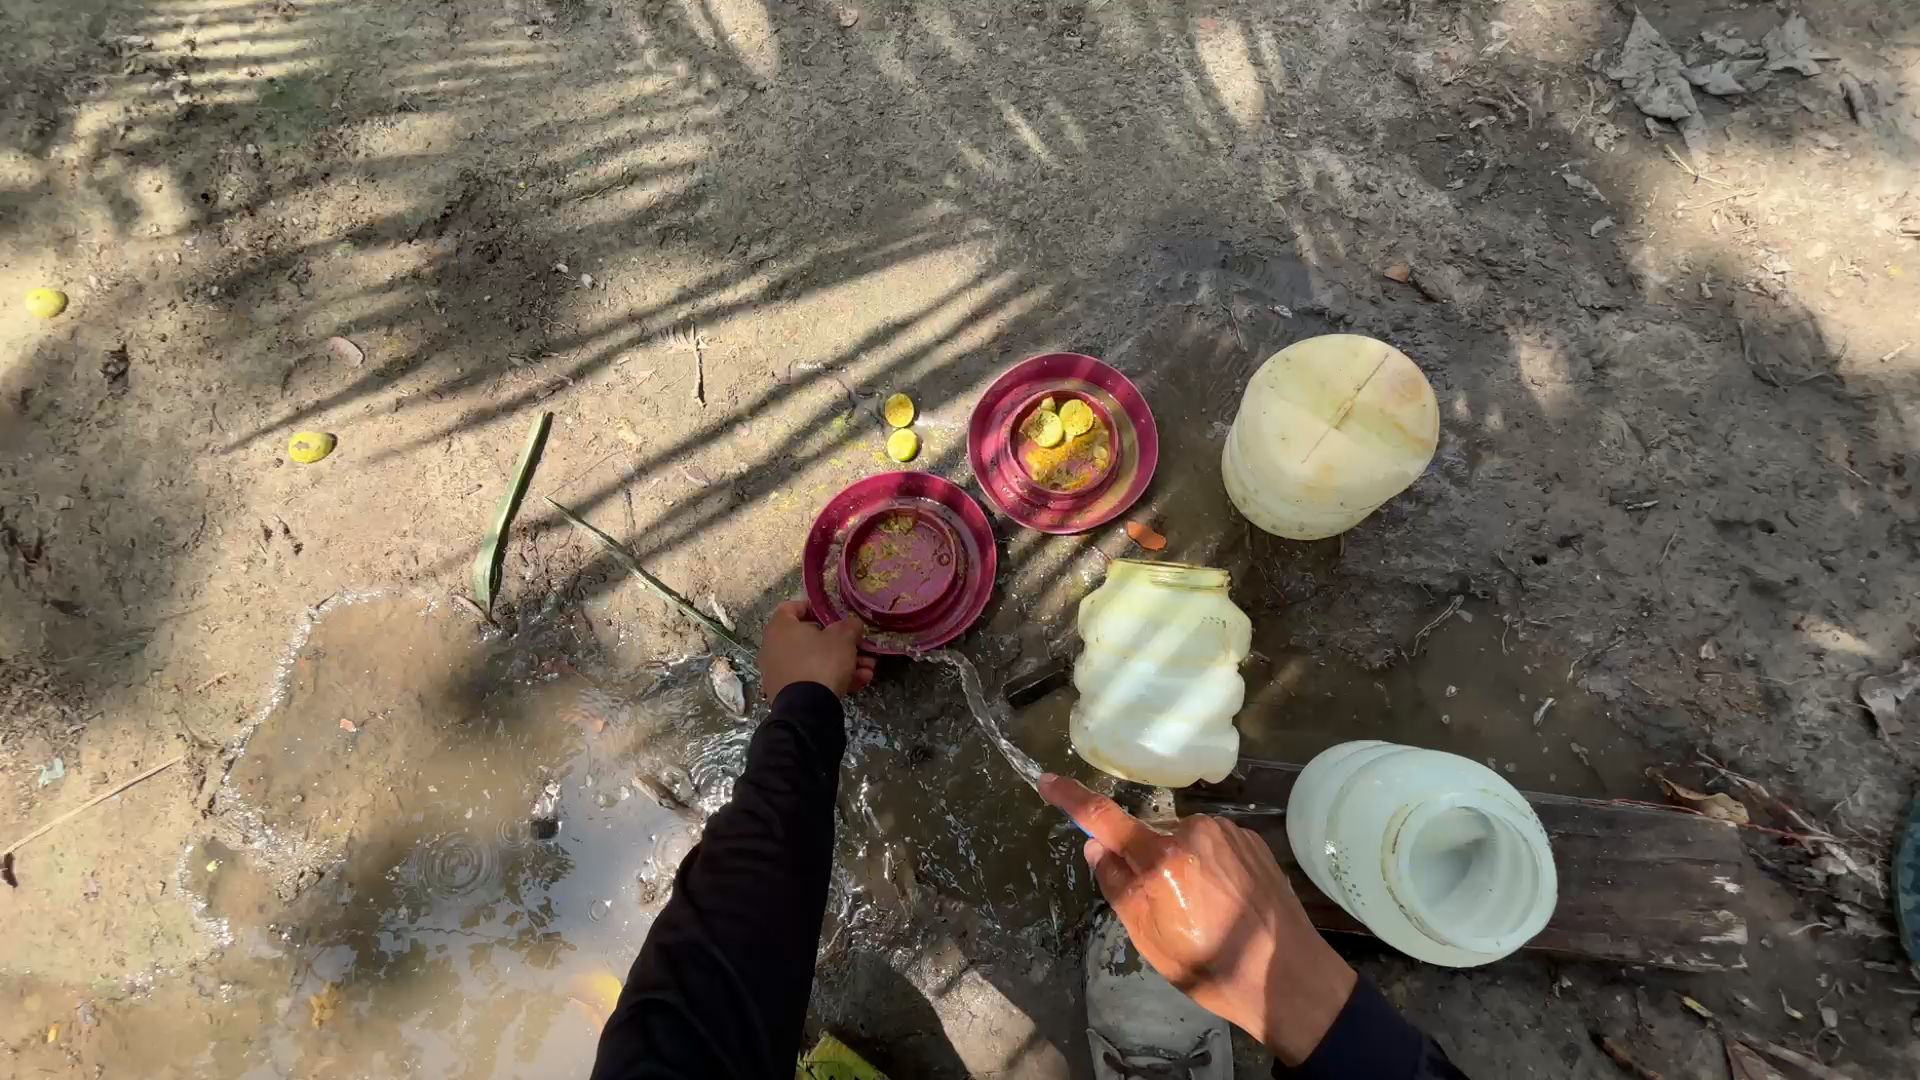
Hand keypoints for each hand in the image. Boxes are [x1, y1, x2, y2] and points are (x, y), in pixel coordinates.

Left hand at [757, 600, 875, 699]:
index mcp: (780, 628)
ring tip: (868, 669)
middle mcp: (773, 648)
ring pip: (815, 661)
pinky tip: (859, 683)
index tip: (833, 613)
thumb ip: (849, 626)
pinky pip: (812, 679)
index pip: (791, 607)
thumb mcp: (843, 638)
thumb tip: (852, 625)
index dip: (813, 607)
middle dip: (840, 643)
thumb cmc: (821, 661)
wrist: (807, 709)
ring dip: (843, 663)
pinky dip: (832, 678)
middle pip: (809, 638)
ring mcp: (779, 672)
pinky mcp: (786, 693)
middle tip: (860, 646)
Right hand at [1039, 773, 1356, 1065]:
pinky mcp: (1250, 838)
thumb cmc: (1210, 965)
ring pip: (1180, 837)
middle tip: (1164, 905)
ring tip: (1203, 908)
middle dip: (1144, 859)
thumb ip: (1115, 884)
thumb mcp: (1148, 937)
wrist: (1290, 979)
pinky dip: (1206, 862)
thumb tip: (1096, 846)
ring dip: (1178, 861)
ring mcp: (1225, 831)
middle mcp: (1192, 830)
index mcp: (1161, 858)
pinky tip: (1225, 898)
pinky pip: (1210, 842)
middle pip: (1147, 833)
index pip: (1104, 818)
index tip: (1047, 781)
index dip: (1071, 798)